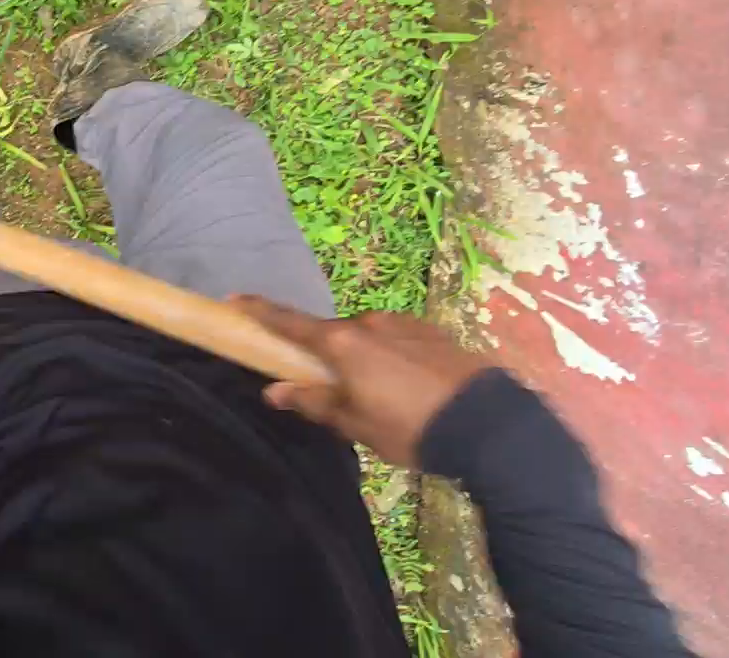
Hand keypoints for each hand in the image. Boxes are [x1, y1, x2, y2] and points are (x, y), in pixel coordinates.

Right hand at [231, 298, 493, 467]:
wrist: (495, 428)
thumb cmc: (412, 428)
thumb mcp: (357, 425)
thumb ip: (313, 402)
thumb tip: (273, 391)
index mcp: (341, 343)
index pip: (288, 321)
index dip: (259, 311)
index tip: (233, 299)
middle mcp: (367, 322)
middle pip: (331, 334)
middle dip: (327, 354)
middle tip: (336, 388)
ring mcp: (403, 323)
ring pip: (367, 337)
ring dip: (363, 357)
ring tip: (384, 396)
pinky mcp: (433, 332)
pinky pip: (398, 340)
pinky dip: (393, 357)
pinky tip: (412, 387)